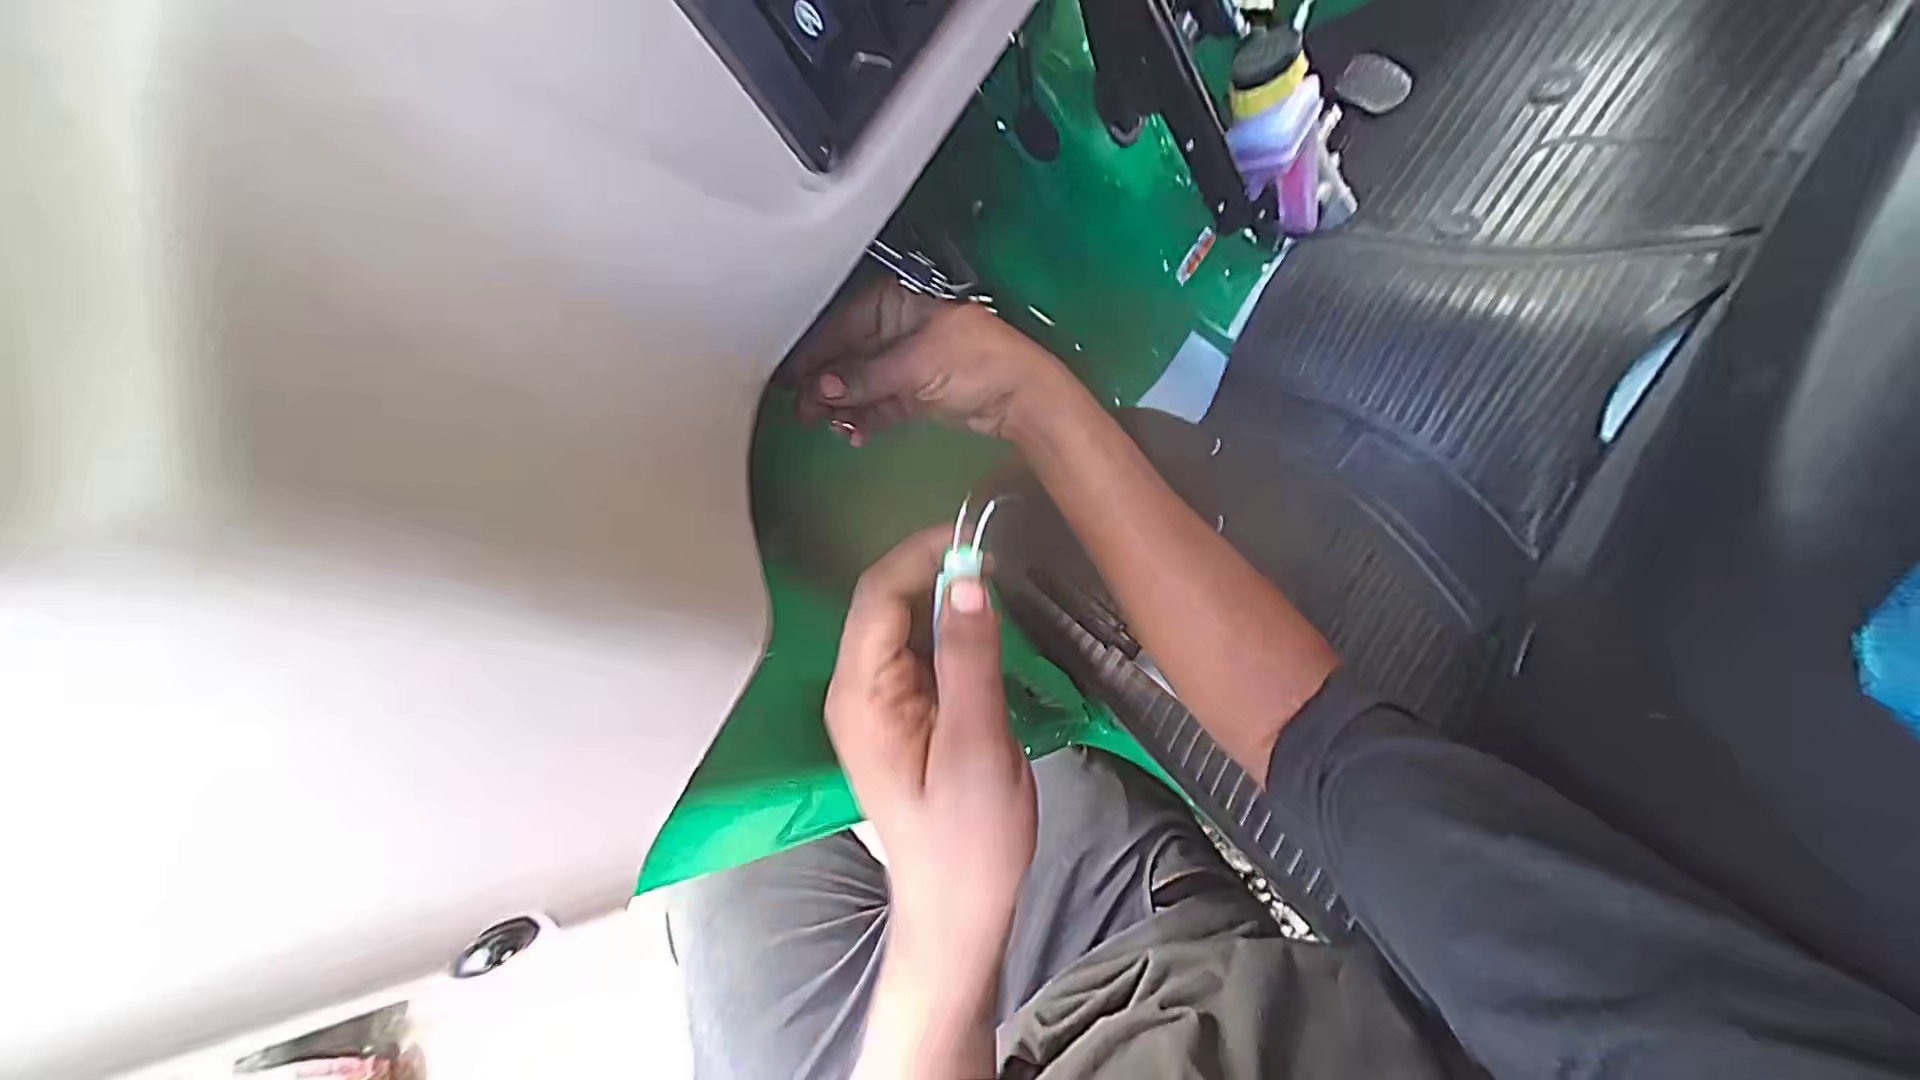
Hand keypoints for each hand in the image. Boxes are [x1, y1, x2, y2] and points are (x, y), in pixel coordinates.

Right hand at [791, 278, 1080, 446]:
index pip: (840, 324)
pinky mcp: (910, 394)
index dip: (814, 352)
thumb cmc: (980, 362)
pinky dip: (864, 419)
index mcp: (894, 305)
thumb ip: (868, 378)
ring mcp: (902, 364)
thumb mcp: (918, 365)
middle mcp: (893, 331)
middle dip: (824, 384)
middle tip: (804, 411)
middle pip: (845, 357)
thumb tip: (825, 388)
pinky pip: (877, 406)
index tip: (791, 376)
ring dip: (841, 406)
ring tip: (827, 425)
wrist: (1021, 398)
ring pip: (858, 384)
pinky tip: (853, 433)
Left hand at [826, 526, 1036, 951]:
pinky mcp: (899, 710)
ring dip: (942, 595)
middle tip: (993, 555)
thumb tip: (968, 580)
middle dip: (933, 569)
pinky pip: (917, 648)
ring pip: (902, 621)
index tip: (974, 538)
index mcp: (861, 694)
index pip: (877, 597)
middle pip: (884, 603)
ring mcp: (875, 699)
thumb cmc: (968, 839)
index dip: (921, 556)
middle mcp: (857, 688)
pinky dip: (948, 624)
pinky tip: (981, 621)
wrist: (958, 906)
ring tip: (993, 579)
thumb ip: (970, 658)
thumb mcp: (976, 744)